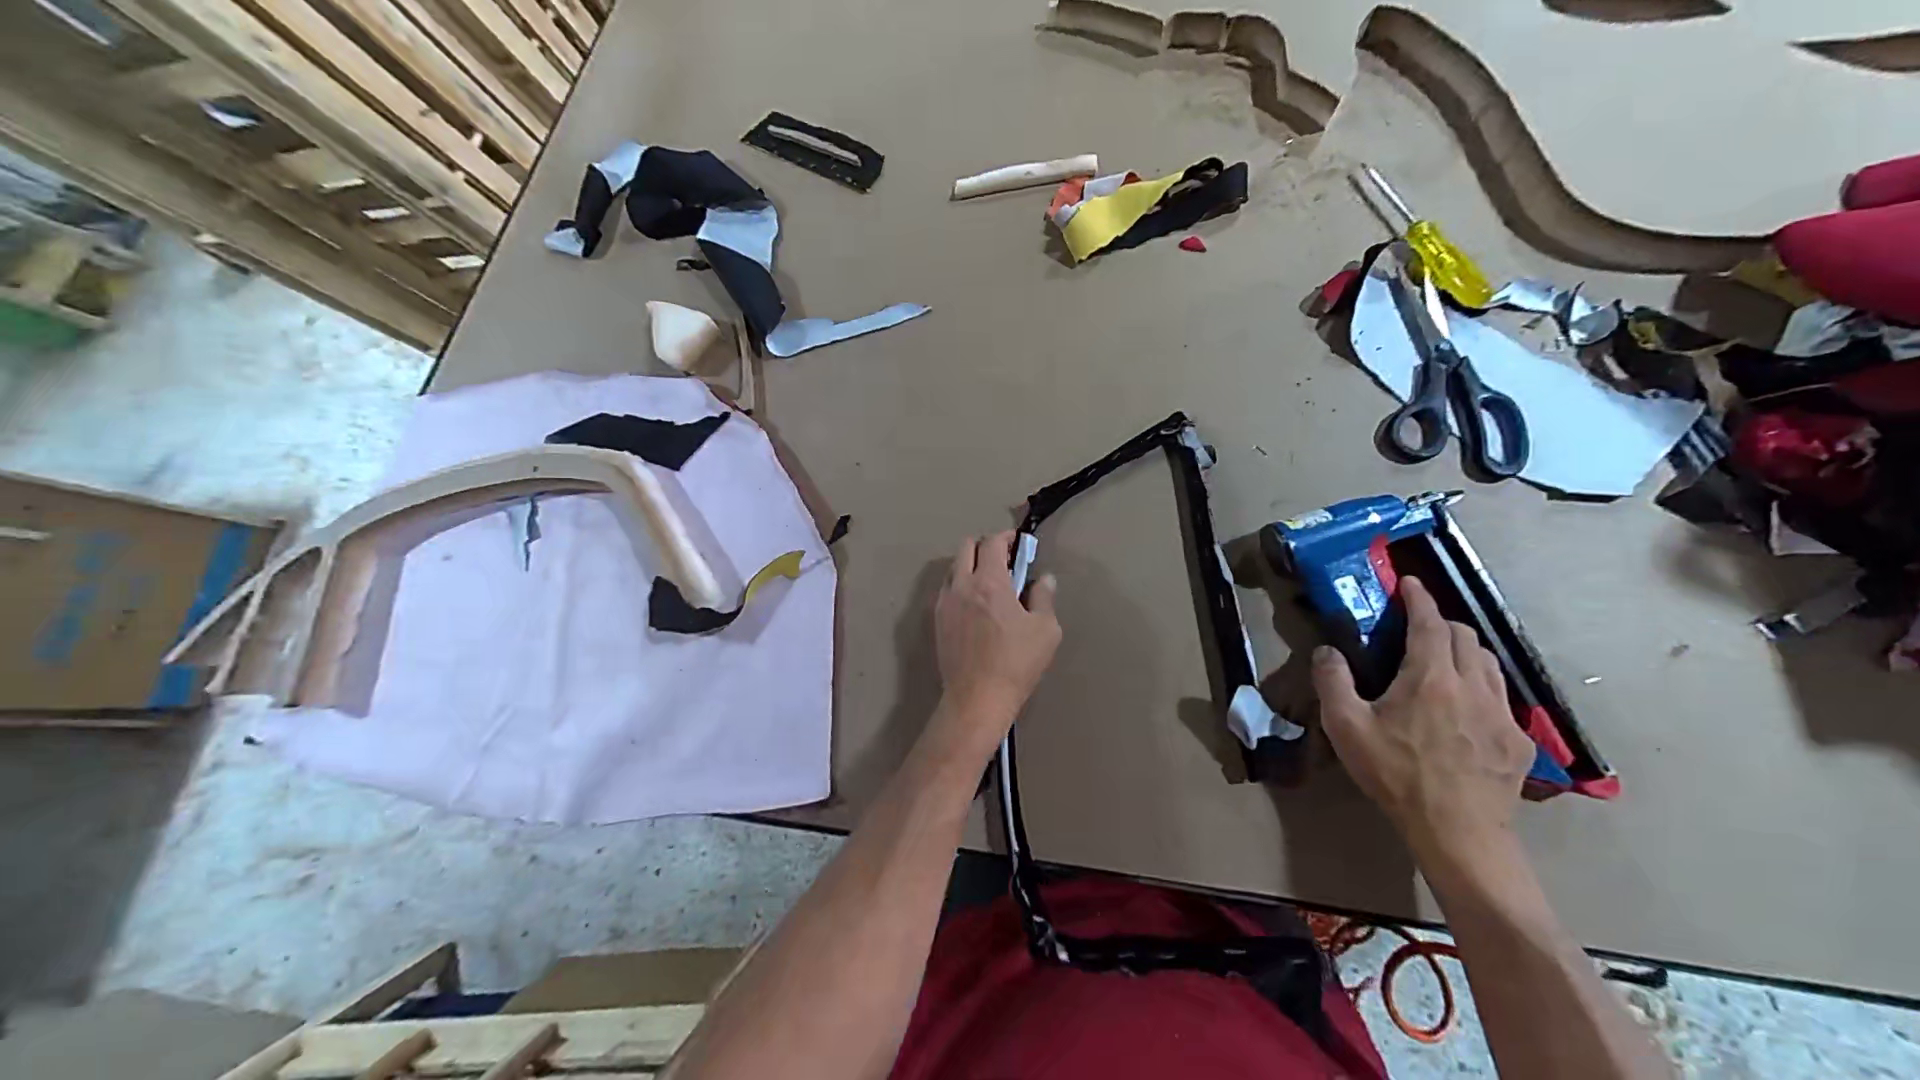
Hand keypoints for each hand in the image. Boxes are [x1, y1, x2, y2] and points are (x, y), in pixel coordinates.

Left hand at [935, 532, 1060, 737]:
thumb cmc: (1016, 663)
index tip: (1017, 543)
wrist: (977, 698)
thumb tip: (1044, 579)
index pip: (991, 543)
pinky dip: (960, 585)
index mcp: (989, 582)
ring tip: (989, 584)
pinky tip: (974, 605)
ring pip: (953, 568)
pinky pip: (947, 590)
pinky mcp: (937, 621)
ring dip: (970, 565)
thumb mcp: (1045, 629)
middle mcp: (961, 585)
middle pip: (966, 547)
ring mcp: (945, 603)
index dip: (1005, 537)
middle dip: (985, 546)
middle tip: (1004, 561)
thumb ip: (1044, 597)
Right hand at [1311, 576, 1534, 863]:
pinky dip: (1481, 682)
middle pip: (1465, 636)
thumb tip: (1327, 652)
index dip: (1420, 598)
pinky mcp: (1518, 739)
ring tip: (1443, 658)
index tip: (1410, 584)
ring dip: (1464, 649)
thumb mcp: (1346, 727)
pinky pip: (1501, 694)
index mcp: (1430, 677)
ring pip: (1488, 662)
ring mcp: (1502, 713)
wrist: (1457, 830)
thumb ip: (1333, 681)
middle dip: (1441, 622)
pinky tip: (1465, 703)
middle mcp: (1472, 685)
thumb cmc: (1396, 774)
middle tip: (1417, 626)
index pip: (1431, 623)